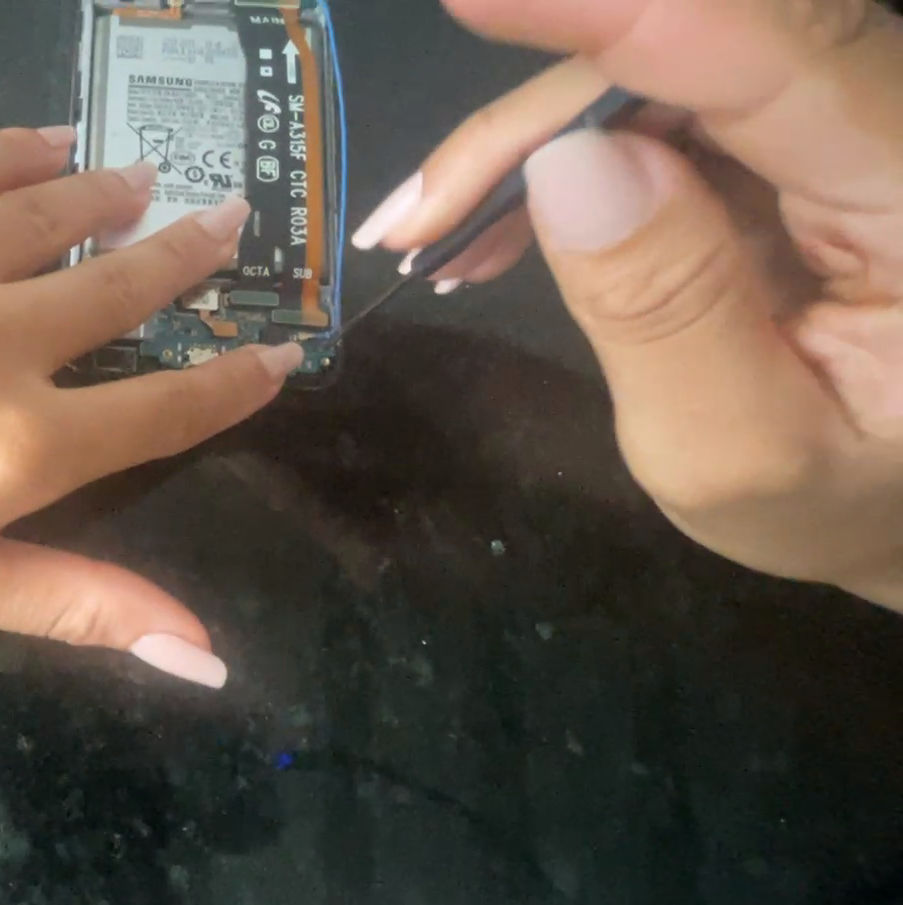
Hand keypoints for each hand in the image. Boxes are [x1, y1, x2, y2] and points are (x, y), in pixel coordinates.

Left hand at [0, 127, 302, 686]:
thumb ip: (78, 604)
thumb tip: (205, 657)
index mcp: (17, 451)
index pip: (163, 408)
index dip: (231, 382)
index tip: (277, 353)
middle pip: (123, 289)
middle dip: (189, 260)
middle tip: (228, 227)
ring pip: (51, 212)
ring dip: (112, 199)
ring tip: (145, 188)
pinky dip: (17, 152)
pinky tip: (50, 148)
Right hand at [350, 0, 902, 608]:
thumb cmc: (839, 502)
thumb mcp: (731, 448)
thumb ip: (661, 309)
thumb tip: (566, 164)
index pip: (764, 51)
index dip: (613, 13)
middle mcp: (889, 129)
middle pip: (688, 64)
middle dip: (520, 135)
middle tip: (404, 228)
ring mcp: (839, 139)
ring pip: (653, 93)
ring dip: (519, 159)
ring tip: (428, 243)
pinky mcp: (787, 159)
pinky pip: (654, 130)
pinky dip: (549, 178)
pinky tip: (488, 238)